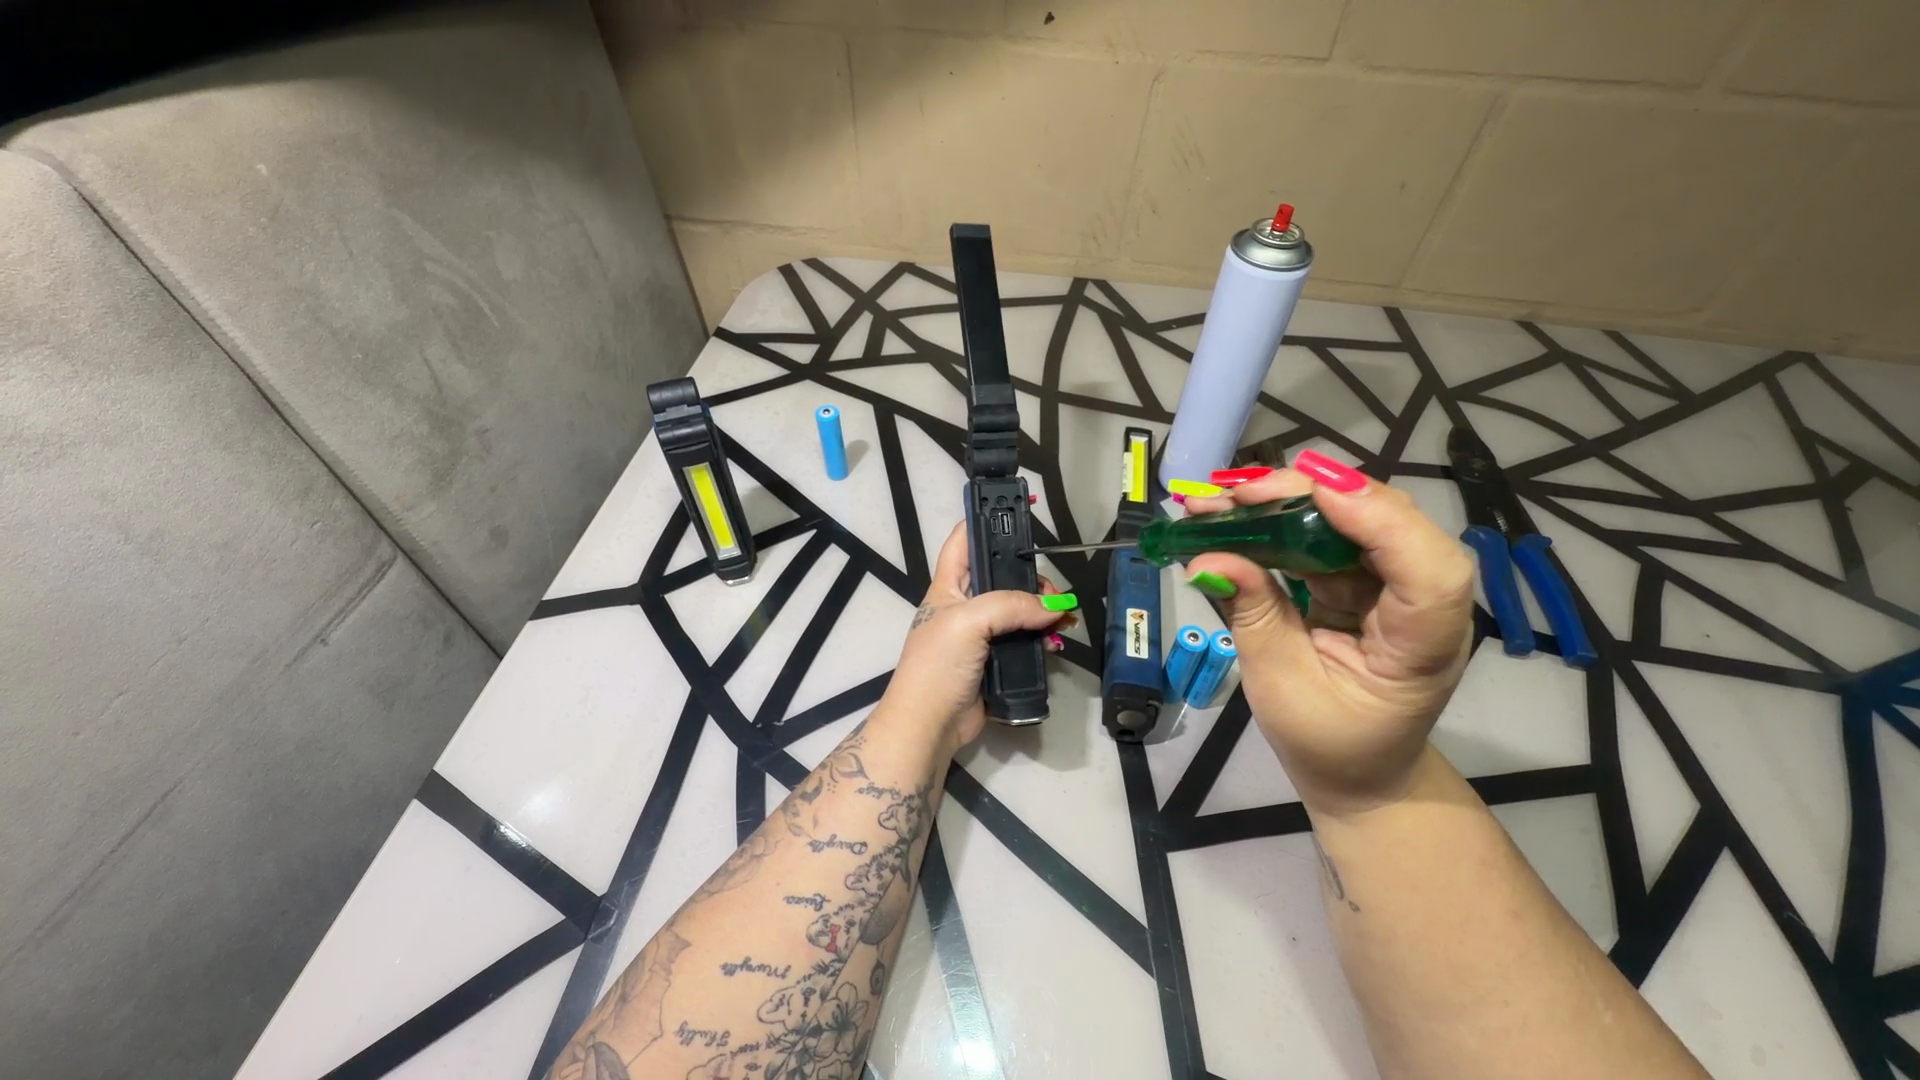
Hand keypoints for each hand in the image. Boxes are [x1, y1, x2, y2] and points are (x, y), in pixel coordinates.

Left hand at [875, 523, 1072, 753]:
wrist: (929, 725)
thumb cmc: (938, 666)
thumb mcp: (969, 622)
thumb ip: (1011, 606)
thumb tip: (1055, 608)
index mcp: (948, 587)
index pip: (964, 541)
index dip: (986, 522)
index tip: (1017, 512)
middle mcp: (965, 606)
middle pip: (1004, 578)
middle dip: (1032, 580)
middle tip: (1054, 593)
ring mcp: (981, 636)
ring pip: (1020, 611)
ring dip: (1044, 612)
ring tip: (1063, 620)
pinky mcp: (995, 662)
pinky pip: (1025, 641)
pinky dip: (1044, 639)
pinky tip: (1056, 642)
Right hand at [1184, 463, 1474, 818]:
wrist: (1359, 774)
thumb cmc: (1329, 744)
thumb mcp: (1280, 685)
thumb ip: (1252, 615)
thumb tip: (1205, 556)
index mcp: (1424, 646)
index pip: (1427, 570)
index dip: (1379, 521)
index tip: (1315, 491)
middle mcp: (1420, 603)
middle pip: (1387, 526)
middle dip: (1312, 497)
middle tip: (1240, 491)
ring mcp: (1393, 587)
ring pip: (1352, 521)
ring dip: (1287, 502)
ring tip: (1223, 498)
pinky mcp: (1362, 581)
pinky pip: (1326, 538)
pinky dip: (1280, 522)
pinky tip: (1237, 513)